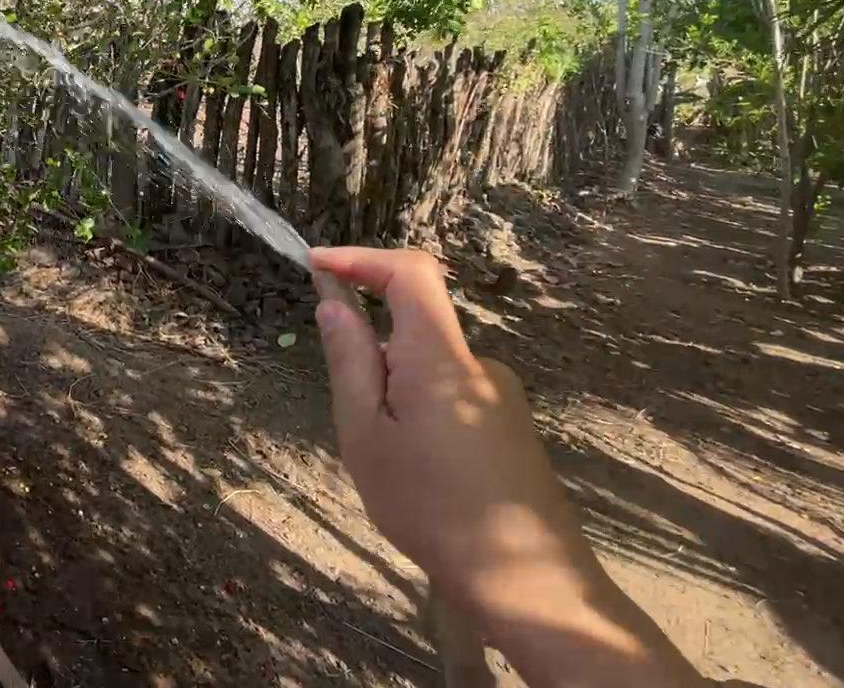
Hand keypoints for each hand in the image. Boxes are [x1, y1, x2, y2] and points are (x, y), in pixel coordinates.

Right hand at [309, 246, 704, 687]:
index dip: (360, 257)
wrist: (528, 585)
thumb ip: (350, 360)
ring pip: (426, 362)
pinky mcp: (508, 422)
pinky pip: (446, 388)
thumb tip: (333, 301)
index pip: (410, 272)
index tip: (315, 264)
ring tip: (385, 455)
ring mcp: (499, 394)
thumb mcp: (365, 433)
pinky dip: (414, 404)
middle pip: (414, 319)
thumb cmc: (429, 506)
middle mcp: (477, 364)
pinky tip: (415, 466)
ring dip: (390, 384)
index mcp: (439, 359)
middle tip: (350, 411)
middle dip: (368, 344)